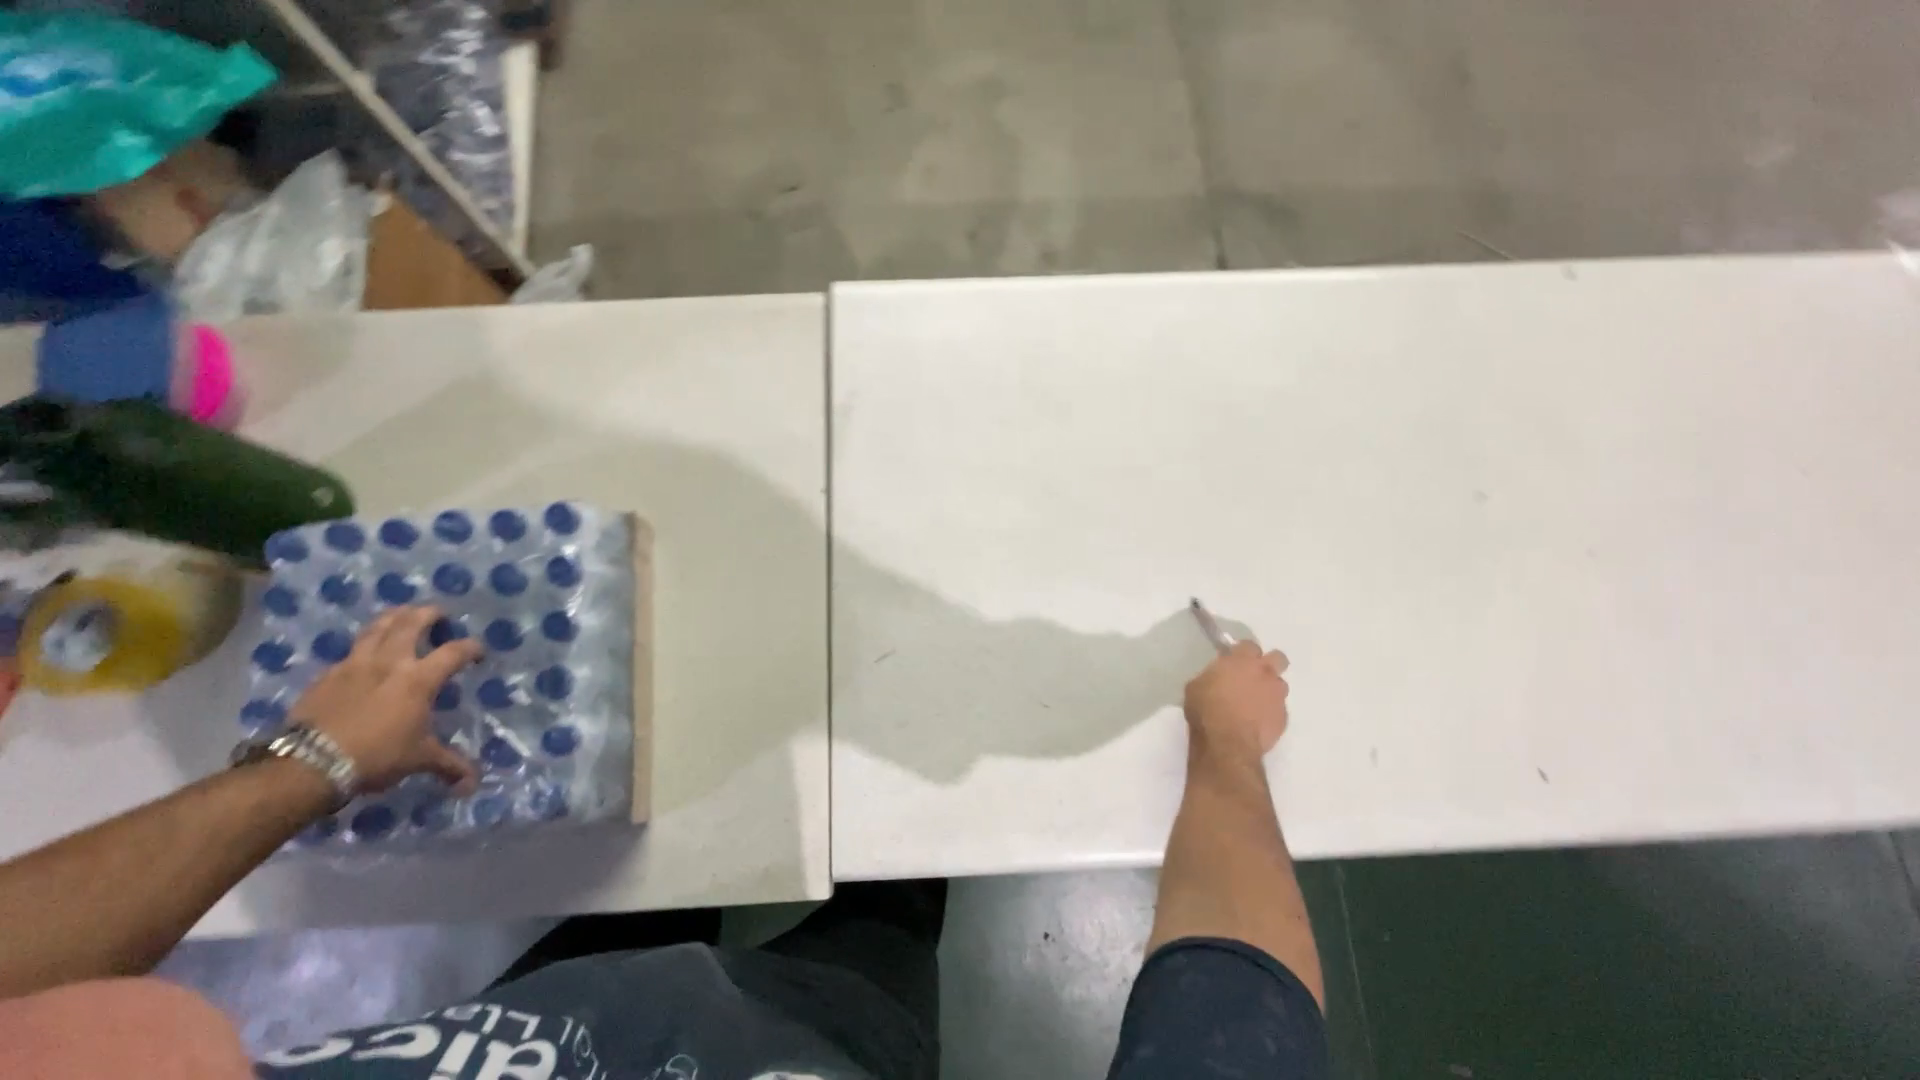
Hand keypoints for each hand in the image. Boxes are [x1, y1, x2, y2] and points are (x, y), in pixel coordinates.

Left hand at [289, 605, 482, 794]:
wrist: (310, 762)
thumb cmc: (376, 756)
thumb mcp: (418, 760)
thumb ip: (448, 765)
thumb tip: (471, 784)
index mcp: (419, 679)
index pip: (454, 652)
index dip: (471, 648)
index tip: (478, 651)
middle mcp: (390, 662)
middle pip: (411, 622)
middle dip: (428, 613)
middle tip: (437, 614)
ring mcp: (355, 664)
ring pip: (377, 627)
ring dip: (393, 617)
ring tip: (402, 615)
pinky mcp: (328, 674)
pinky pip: (351, 650)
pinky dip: (365, 644)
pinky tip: (366, 654)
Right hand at [1183, 641, 1290, 762]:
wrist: (1227, 743)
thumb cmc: (1206, 710)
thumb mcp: (1196, 686)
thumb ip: (1212, 675)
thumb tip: (1217, 676)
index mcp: (1242, 661)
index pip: (1249, 645)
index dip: (1243, 652)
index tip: (1234, 661)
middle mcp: (1265, 674)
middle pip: (1278, 658)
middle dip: (1269, 664)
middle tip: (1254, 676)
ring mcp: (1277, 696)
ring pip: (1280, 686)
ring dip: (1269, 691)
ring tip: (1254, 704)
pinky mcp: (1283, 718)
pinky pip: (1278, 710)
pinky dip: (1269, 713)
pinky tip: (1255, 723)